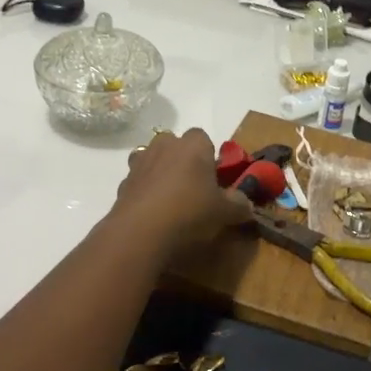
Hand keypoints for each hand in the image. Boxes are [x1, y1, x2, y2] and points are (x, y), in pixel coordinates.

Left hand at [111, 129, 251, 249]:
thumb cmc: (190, 212)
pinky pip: (138, 182)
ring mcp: (140, 162)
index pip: (203, 137)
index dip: (208, 156)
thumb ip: (239, 205)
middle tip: (192, 188)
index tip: (213, 179)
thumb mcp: (224, 212)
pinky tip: (152, 214)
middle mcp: (165, 145)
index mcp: (193, 144)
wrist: (141, 232)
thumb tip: (247, 206)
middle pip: (175, 145)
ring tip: (170, 200)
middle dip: (182, 160)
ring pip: (153, 160)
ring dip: (160, 173)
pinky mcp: (122, 183)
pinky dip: (144, 192)